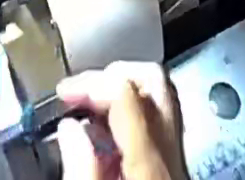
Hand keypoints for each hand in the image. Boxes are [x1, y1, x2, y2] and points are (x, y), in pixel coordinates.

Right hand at [55, 62, 185, 179]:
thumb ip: (81, 170)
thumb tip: (69, 128)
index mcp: (153, 167)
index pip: (129, 92)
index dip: (91, 82)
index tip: (65, 93)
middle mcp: (174, 157)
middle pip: (154, 81)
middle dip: (112, 75)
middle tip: (80, 91)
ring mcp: (180, 162)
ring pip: (160, 98)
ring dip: (121, 94)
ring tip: (88, 110)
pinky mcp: (175, 170)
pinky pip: (159, 126)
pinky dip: (130, 119)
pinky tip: (105, 140)